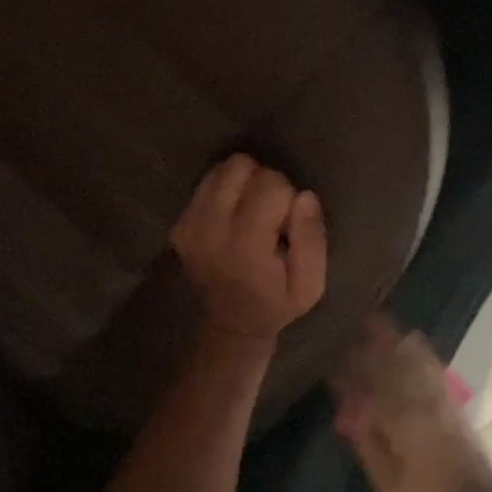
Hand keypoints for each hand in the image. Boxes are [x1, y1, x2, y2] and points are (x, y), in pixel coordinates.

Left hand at [170, 154, 328, 341]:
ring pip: (220, 169)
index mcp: (245, 245)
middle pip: (239, 166)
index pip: (270, 183)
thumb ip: (312, 239)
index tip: (287, 222)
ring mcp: (189, 225)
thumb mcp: (310, 285)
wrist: (230, 325)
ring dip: (242, 182)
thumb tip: (304, 196)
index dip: (287, 195)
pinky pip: (206, 183)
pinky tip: (233, 215)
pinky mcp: (179, 225)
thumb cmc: (276, 303)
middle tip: (270, 210)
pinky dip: (225, 190)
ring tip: (251, 210)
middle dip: (262, 180)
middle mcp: (210, 229)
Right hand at [332, 315, 491, 491]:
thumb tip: (354, 412)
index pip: (364, 383)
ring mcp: (436, 393)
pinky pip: (429, 362)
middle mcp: (417, 395)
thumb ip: (368, 444)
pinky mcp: (450, 397)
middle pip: (387, 359)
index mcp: (397, 415)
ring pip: (410, 355)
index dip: (345, 370)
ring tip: (373, 321)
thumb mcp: (388, 483)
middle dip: (365, 342)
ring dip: (390, 338)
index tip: (328, 359)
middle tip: (347, 327)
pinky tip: (410, 338)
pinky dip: (416, 347)